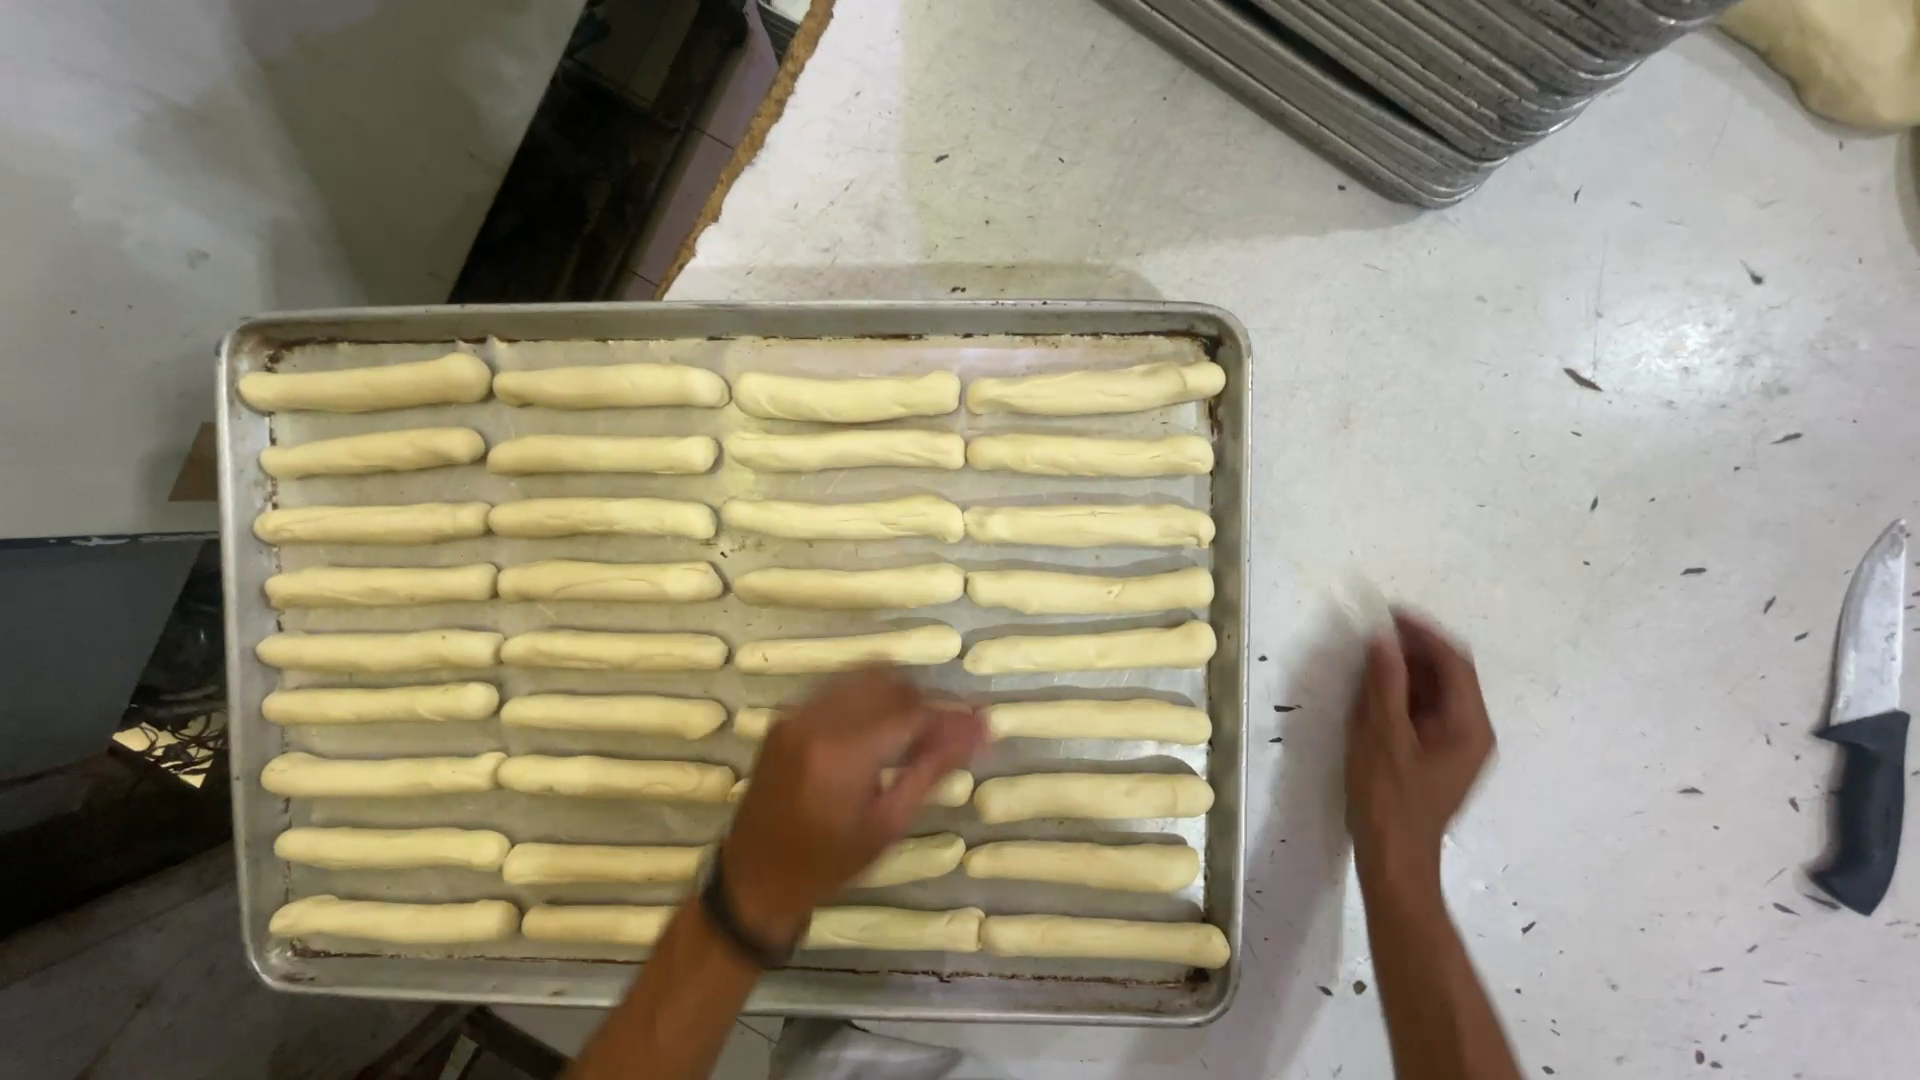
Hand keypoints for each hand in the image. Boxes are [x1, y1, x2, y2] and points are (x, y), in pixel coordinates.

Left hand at [722, 668, 985, 942]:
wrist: (756, 875)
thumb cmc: (828, 862)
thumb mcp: (888, 823)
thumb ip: (932, 769)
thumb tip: (978, 732)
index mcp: (844, 754)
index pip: (912, 713)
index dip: (951, 716)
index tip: (982, 725)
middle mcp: (817, 721)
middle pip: (890, 683)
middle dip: (926, 700)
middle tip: (948, 731)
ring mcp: (797, 714)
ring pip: (864, 676)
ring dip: (898, 694)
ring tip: (916, 729)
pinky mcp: (786, 716)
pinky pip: (838, 688)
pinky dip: (867, 697)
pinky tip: (880, 728)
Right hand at [1346, 612, 1494, 894]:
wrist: (1394, 858)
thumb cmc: (1389, 798)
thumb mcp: (1380, 736)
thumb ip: (1383, 685)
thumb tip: (1382, 640)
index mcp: (1468, 725)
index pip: (1453, 662)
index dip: (1423, 632)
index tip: (1388, 613)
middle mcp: (1471, 731)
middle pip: (1447, 674)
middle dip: (1412, 650)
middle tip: (1372, 634)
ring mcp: (1456, 746)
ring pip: (1434, 692)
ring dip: (1404, 671)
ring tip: (1367, 659)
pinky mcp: (1437, 756)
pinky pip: (1423, 712)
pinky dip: (1400, 695)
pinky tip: (1371, 693)